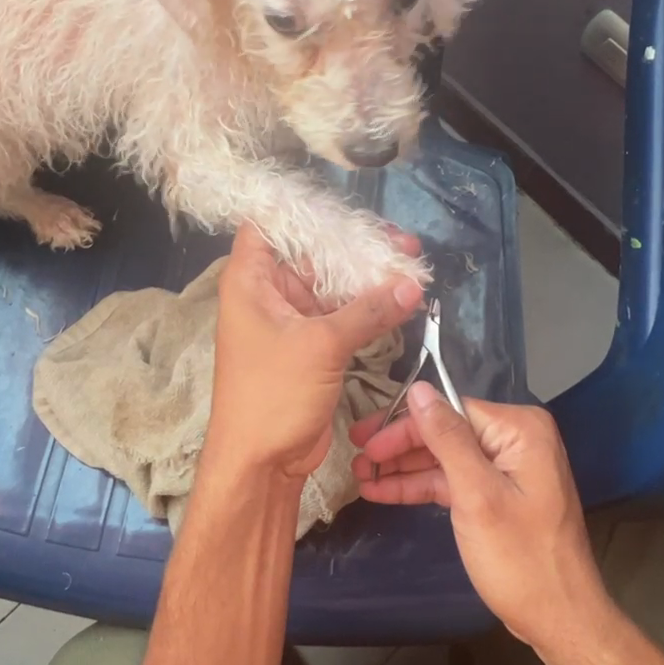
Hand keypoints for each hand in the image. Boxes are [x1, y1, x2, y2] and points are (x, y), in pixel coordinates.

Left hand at [206, 224, 422, 484]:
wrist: (261, 463)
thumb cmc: (273, 394)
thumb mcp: (321, 346)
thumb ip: (368, 311)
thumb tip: (412, 285)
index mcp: (251, 279)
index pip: (269, 223)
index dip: (302, 208)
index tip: (347, 201)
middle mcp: (269, 293)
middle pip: (313, 253)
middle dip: (356, 245)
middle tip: (403, 242)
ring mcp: (291, 320)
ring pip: (333, 285)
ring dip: (368, 277)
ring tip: (411, 264)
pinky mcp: (312, 346)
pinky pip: (342, 314)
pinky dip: (367, 307)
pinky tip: (401, 298)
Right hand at [352, 384, 609, 650]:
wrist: (560, 621)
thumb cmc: (520, 559)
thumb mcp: (476, 495)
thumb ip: (446, 438)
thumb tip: (420, 389)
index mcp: (520, 429)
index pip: (448, 410)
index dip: (403, 425)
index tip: (363, 440)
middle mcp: (516, 440)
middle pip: (444, 431)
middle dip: (399, 447)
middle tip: (357, 459)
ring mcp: (508, 468)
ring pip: (444, 457)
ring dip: (404, 468)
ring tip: (361, 477)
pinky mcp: (499, 494)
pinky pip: (454, 480)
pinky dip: (421, 486)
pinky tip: (384, 491)